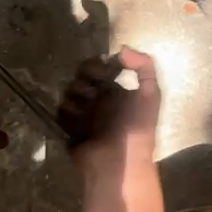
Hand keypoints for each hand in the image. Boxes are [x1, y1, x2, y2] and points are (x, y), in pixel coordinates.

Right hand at [58, 48, 160, 176]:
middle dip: (83, 79)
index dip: (97, 66)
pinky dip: (67, 114)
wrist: (118, 162)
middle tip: (90, 90)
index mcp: (117, 93)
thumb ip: (144, 67)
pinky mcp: (68, 129)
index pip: (100, 69)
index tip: (102, 72)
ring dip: (75, 96)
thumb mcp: (151, 95)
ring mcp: (83, 116)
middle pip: (80, 78)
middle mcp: (99, 102)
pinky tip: (76, 120)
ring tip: (85, 109)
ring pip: (68, 93)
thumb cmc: (136, 129)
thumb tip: (121, 49)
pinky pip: (60, 113)